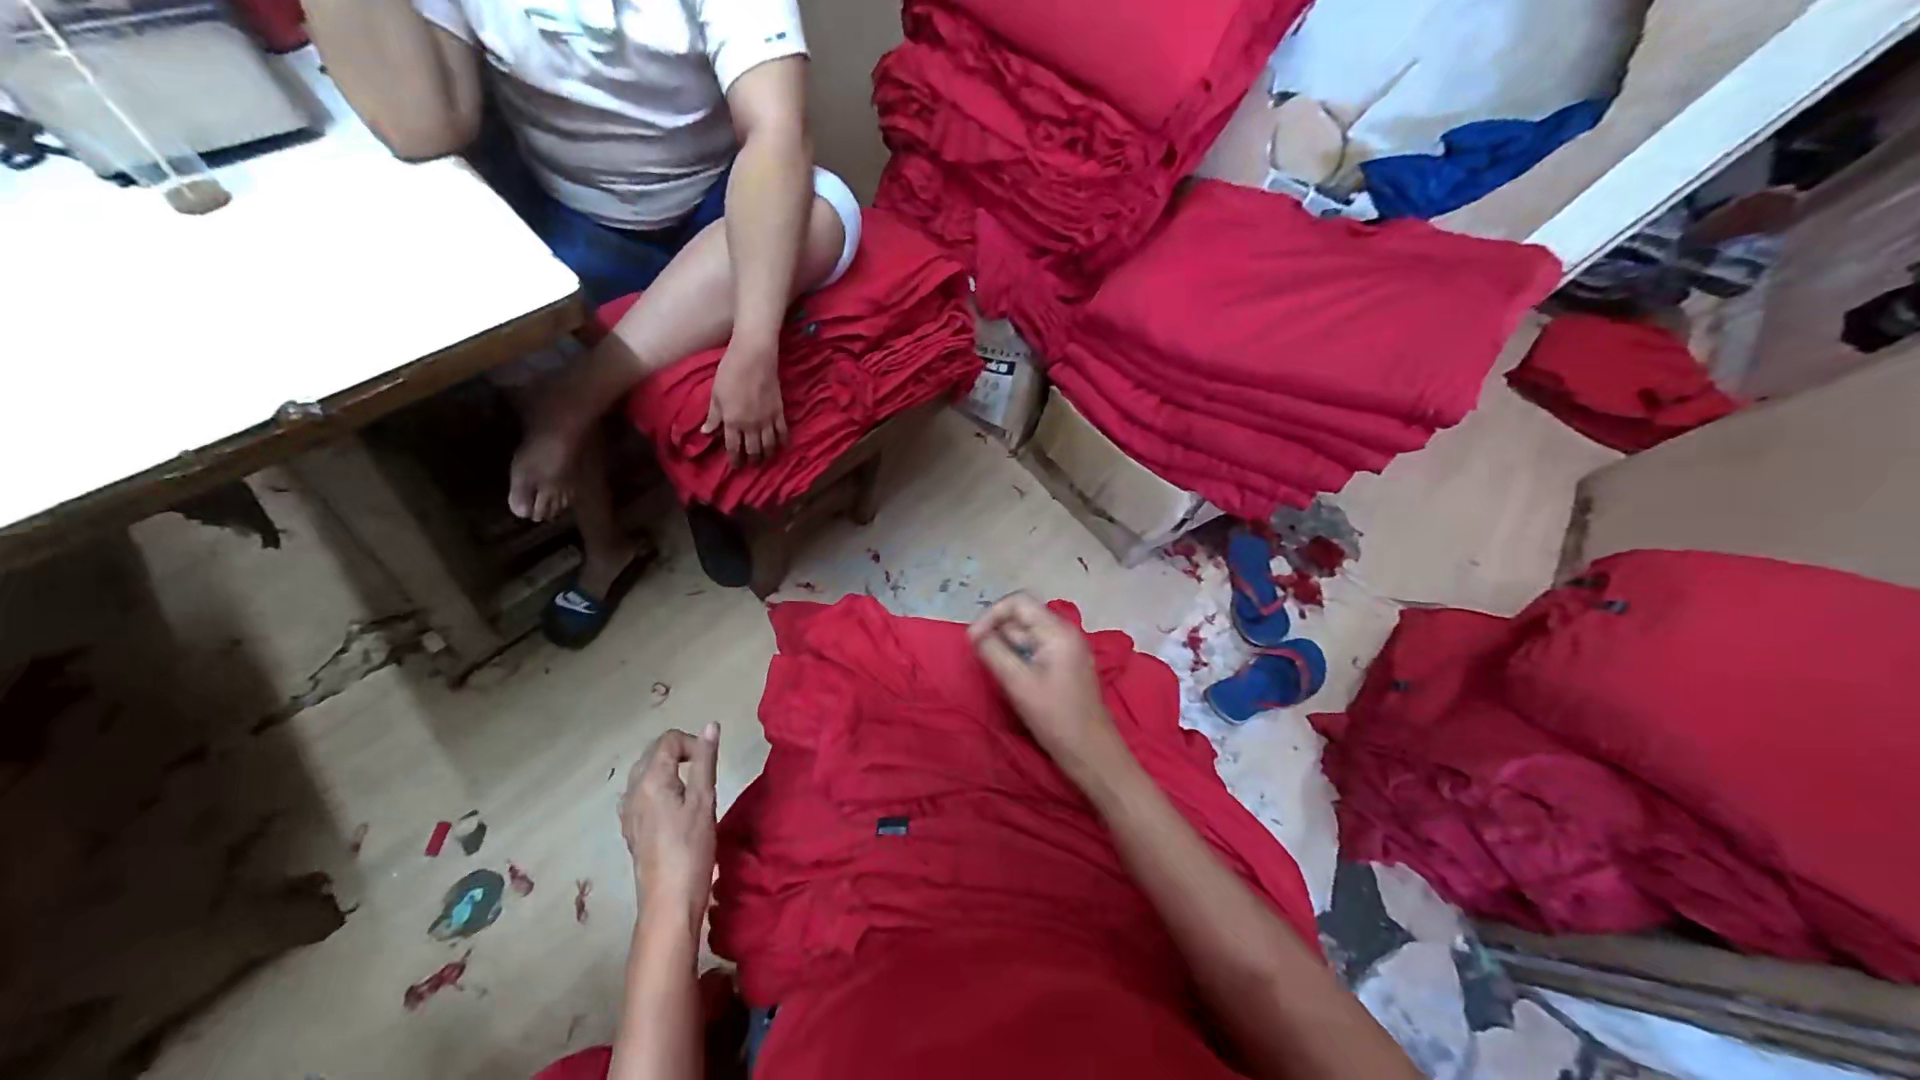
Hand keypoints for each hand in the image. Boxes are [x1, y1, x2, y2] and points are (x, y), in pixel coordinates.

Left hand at [621, 723, 720, 932]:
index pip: (669, 740)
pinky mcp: (631, 828)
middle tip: (705, 774)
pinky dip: (660, 789)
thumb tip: (711, 726)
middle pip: (654, 752)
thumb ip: (706, 761)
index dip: (693, 743)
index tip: (710, 765)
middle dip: (681, 753)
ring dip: (669, 770)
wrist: (669, 901)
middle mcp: (632, 790)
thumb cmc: (691, 848)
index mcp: (650, 779)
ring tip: (692, 791)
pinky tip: (675, 810)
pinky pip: (642, 794)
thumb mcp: (705, 800)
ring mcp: (628, 811)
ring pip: (646, 773)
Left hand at [702, 342, 786, 465]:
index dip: (735, 459)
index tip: (735, 466)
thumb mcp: (716, 395)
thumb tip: (706, 433)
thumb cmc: (730, 372)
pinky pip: (782, 432)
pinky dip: (782, 442)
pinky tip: (781, 447)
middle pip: (752, 450)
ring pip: (768, 445)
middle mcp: (750, 425)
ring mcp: (767, 420)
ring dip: (766, 454)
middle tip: (750, 464)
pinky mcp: (779, 412)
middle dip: (751, 460)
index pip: (733, 447)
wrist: (754, 358)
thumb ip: (713, 416)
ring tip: (764, 459)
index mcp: (732, 422)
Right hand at [969, 592, 1123, 779]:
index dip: (991, 615)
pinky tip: (1013, 680)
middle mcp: (1065, 633)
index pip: (1018, 602)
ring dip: (1007, 648)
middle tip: (984, 660)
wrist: (1091, 753)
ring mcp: (1066, 650)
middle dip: (998, 633)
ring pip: (1026, 635)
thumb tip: (975, 633)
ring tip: (1000, 674)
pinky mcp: (1064, 666)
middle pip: (1022, 617)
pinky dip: (1018, 659)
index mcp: (1058, 631)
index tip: (973, 640)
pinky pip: (1035, 651)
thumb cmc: (1056, 717)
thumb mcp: (1018, 683)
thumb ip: (993, 652)